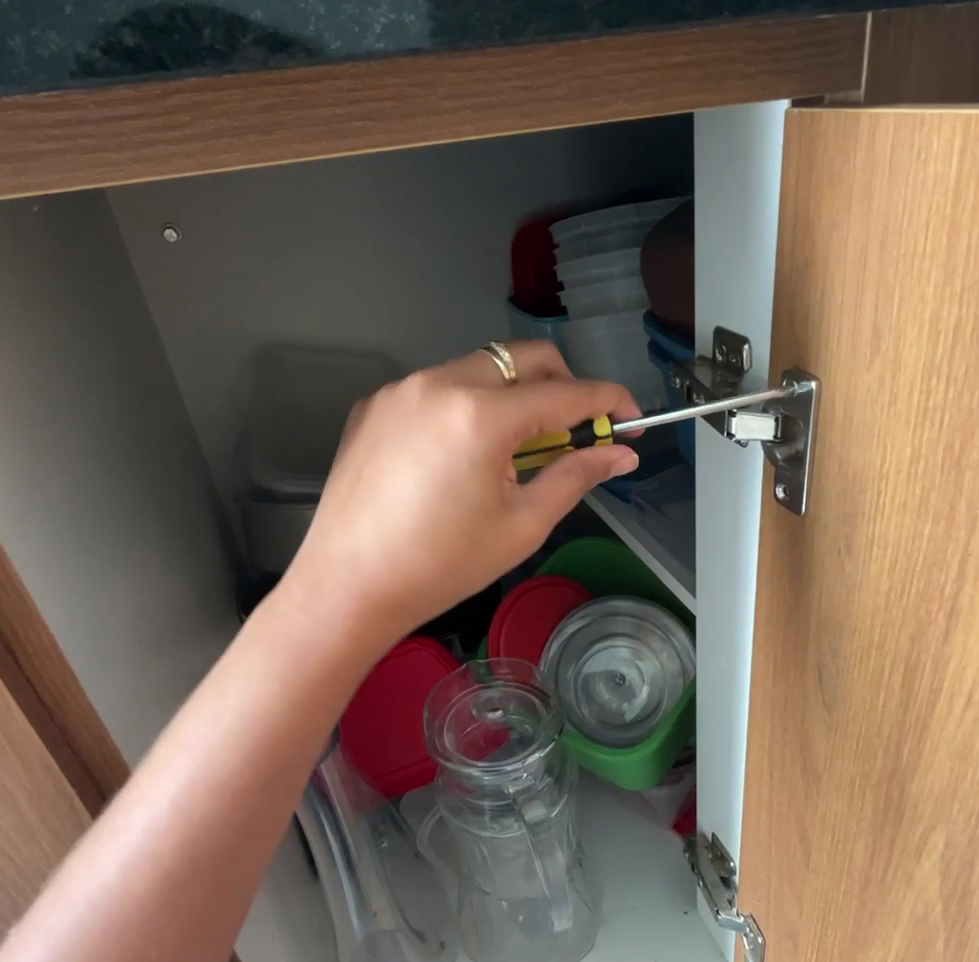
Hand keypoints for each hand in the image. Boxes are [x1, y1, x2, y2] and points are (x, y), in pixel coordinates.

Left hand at [282, 341, 640, 643]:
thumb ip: (575, 476)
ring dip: (512, 395)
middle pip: (522, 358)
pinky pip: (436, 388)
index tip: (630, 418)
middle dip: (561, 383)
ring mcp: (400, 390)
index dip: (607, 401)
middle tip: (575, 427)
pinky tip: (460, 455)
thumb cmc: (441, 566)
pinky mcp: (374, 406)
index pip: (565, 393)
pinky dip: (465, 406)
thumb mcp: (522, 525)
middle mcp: (439, 383)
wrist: (348, 586)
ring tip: (514, 450)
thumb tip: (620, 454)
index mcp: (481, 415)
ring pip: (478, 368)